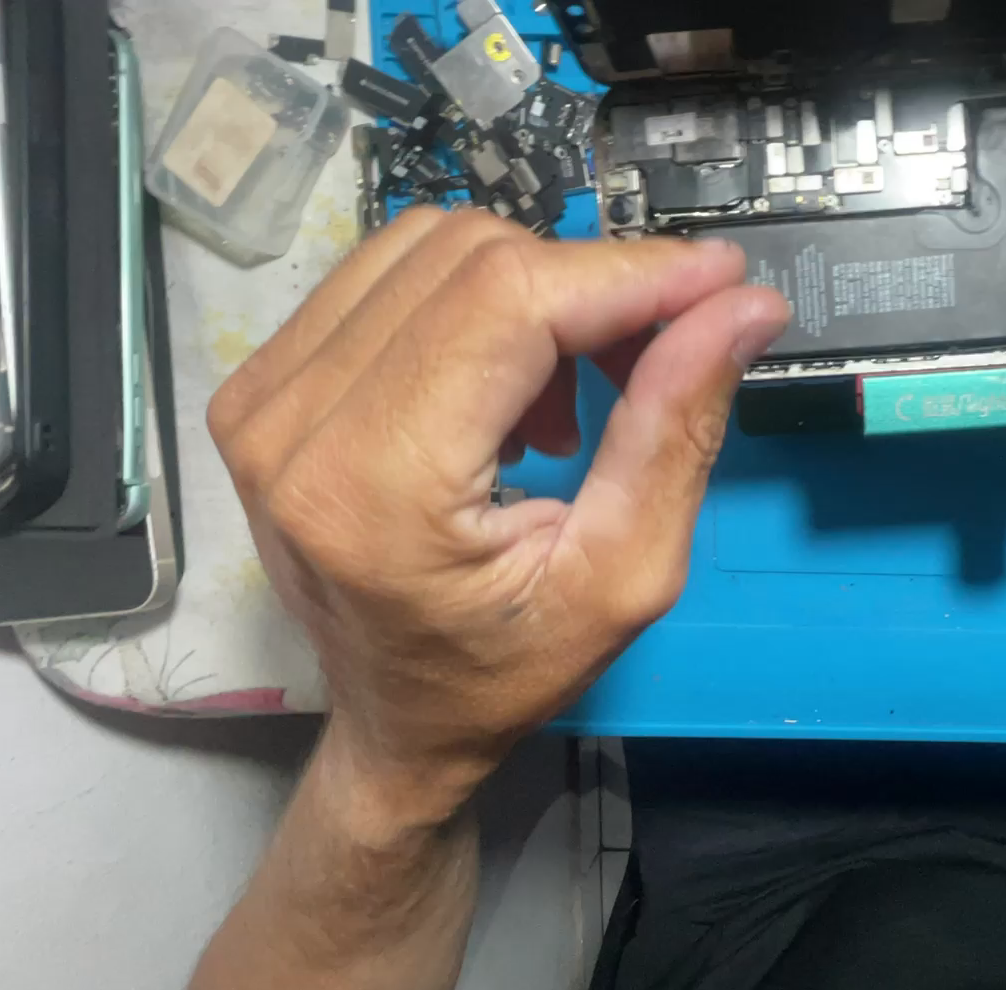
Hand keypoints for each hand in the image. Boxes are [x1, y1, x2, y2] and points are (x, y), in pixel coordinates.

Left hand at [208, 210, 788, 814]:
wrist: (403, 722)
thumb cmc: (517, 670)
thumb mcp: (627, 575)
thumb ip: (677, 434)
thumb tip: (743, 312)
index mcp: (377, 486)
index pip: (510, 304)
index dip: (630, 273)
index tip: (723, 280)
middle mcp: (293, 420)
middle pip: (474, 260)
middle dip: (595, 289)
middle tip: (661, 357)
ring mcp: (262, 391)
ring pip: (435, 250)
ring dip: (543, 297)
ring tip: (582, 392)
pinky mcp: (267, 381)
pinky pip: (399, 279)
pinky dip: (489, 308)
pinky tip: (517, 389)